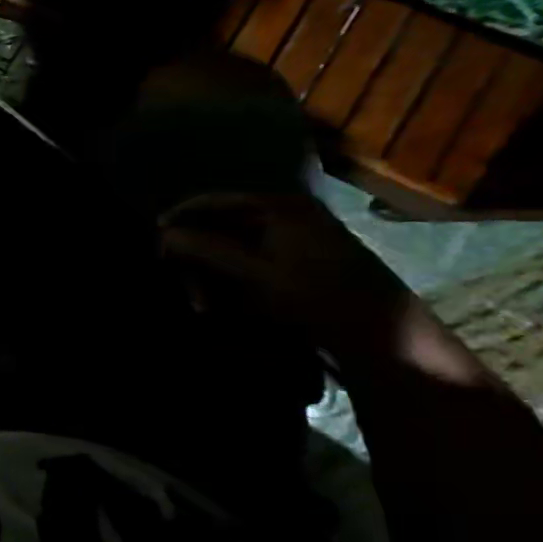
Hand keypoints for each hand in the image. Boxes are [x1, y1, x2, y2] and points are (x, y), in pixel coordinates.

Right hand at [159, 192, 427, 364]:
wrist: (386, 341)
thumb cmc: (317, 297)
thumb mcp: (255, 274)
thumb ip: (206, 250)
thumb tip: (163, 235)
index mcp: (280, 206)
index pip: (214, 200)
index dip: (181, 217)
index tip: (156, 238)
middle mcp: (289, 214)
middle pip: (224, 225)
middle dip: (199, 254)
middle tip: (183, 284)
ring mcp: (299, 239)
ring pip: (237, 247)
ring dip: (214, 273)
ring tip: (205, 303)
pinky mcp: (305, 264)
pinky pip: (255, 263)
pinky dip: (235, 280)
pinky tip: (227, 304)